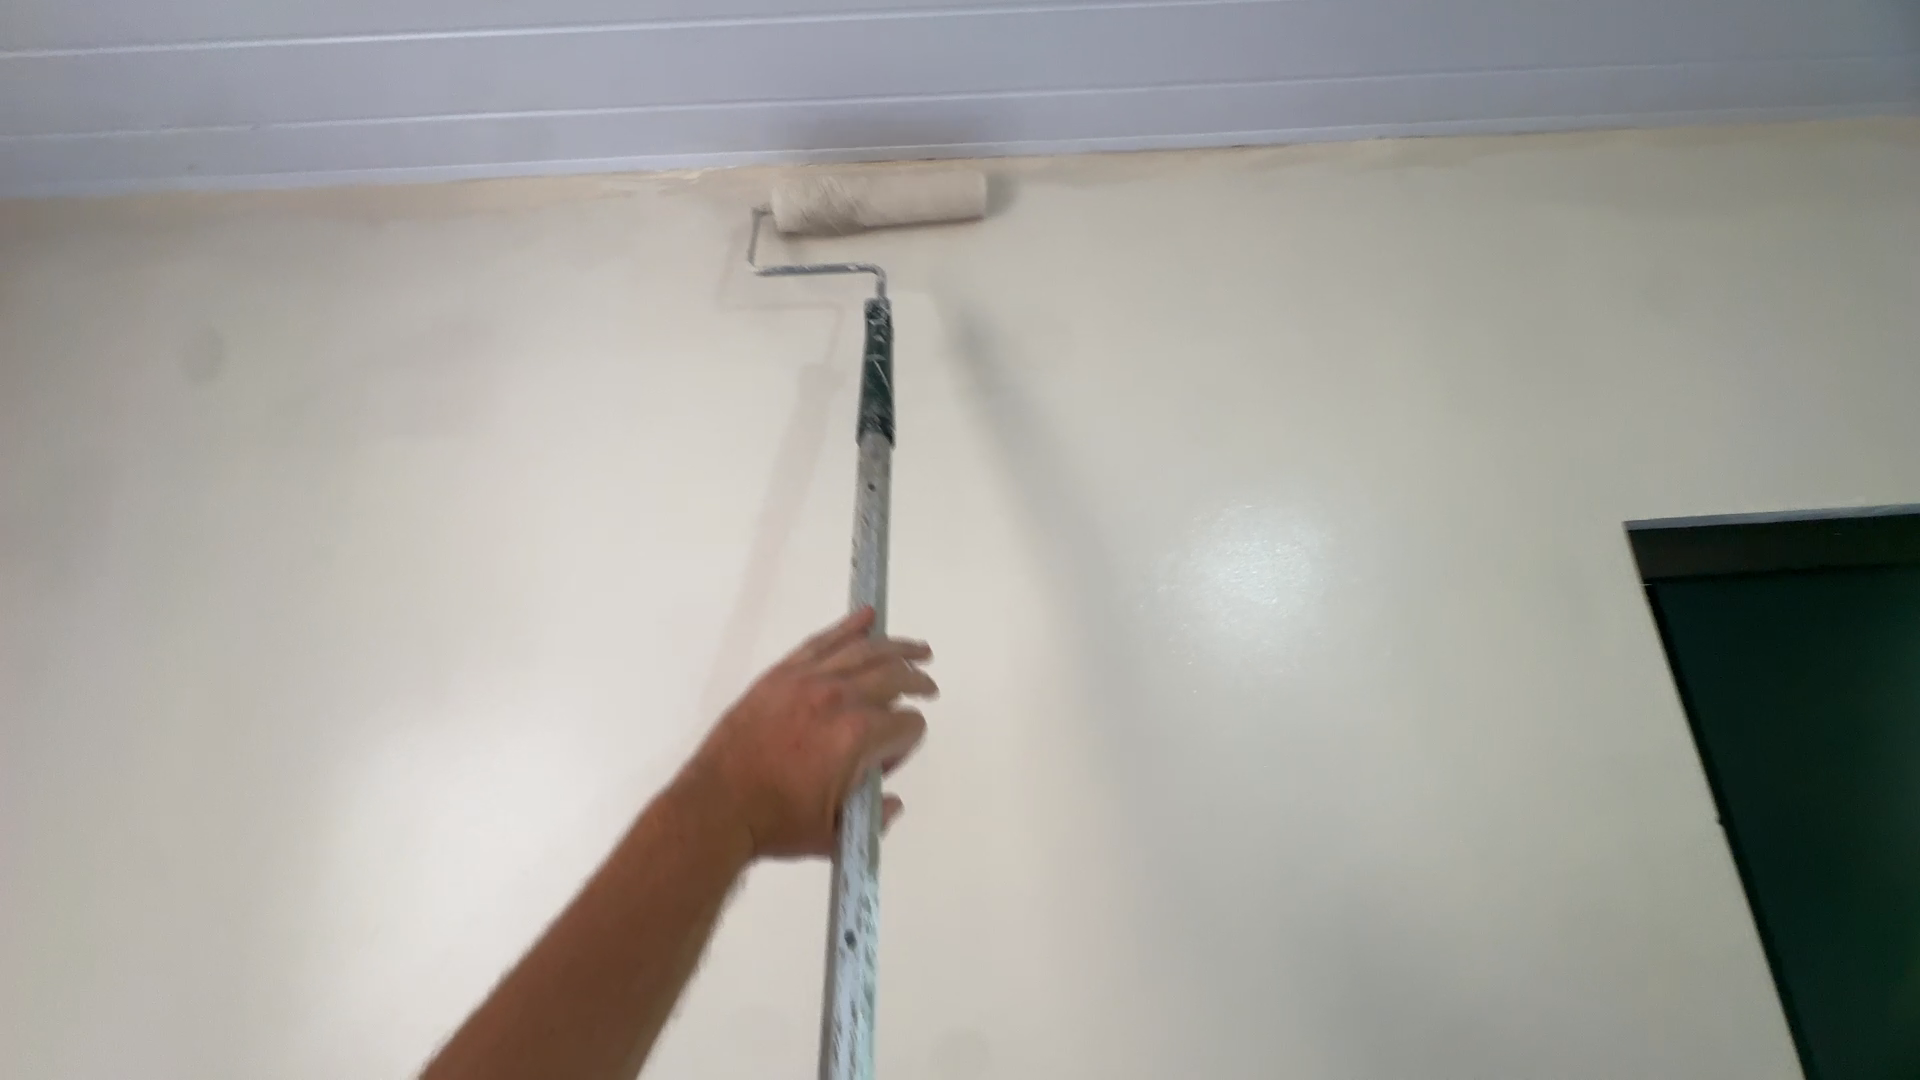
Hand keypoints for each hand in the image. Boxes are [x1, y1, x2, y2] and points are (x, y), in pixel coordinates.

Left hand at [687, 607, 934, 860]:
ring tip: (919, 649)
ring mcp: (810, 680)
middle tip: (928, 687)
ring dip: (897, 647)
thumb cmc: (776, 823)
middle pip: (895, 677)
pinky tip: (867, 617)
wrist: (715, 807)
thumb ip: (874, 817)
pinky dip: (849, 627)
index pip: (907, 725)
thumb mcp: (835, 834)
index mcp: (859, 736)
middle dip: (918, 683)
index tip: (893, 755)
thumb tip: (892, 801)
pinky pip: (823, 641)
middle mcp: (841, 698)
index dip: (907, 741)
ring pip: (865, 651)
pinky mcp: (784, 673)